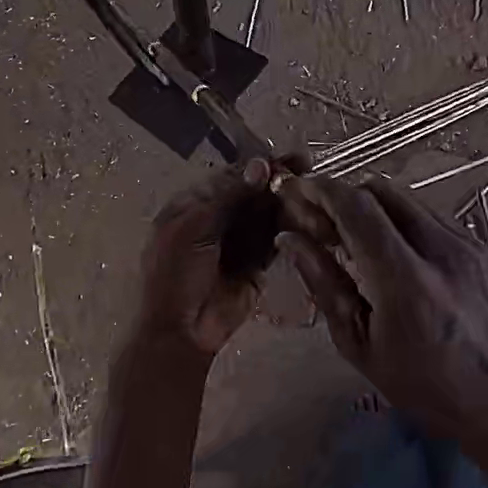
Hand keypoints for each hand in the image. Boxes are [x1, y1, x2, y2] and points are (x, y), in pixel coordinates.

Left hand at [136, 157, 297, 356]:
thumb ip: (230, 195)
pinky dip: (290, 228)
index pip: (232, 176)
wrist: (180, 331)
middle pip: (253, 192)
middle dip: (278, 180)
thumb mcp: (195, 227)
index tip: (288, 157)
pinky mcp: (256, 263)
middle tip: (308, 168)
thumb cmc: (176, 273)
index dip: (259, 165)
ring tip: (312, 192)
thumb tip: (261, 164)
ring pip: (267, 213)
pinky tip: (309, 216)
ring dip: (287, 202)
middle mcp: (219, 218)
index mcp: (195, 204)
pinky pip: (276, 239)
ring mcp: (238, 241)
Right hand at [276, 175, 487, 449]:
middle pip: (381, 189)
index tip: (296, 191)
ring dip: (371, 205)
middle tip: (321, 222)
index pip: (356, 207)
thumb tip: (291, 240)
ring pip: (406, 197)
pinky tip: (390, 248)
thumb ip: (325, 286)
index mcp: (404, 279)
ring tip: (351, 237)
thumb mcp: (363, 347)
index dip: (320, 190)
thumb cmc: (431, 391)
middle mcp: (438, 247)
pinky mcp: (479, 245)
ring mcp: (464, 242)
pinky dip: (400, 217)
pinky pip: (429, 214)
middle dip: (343, 195)